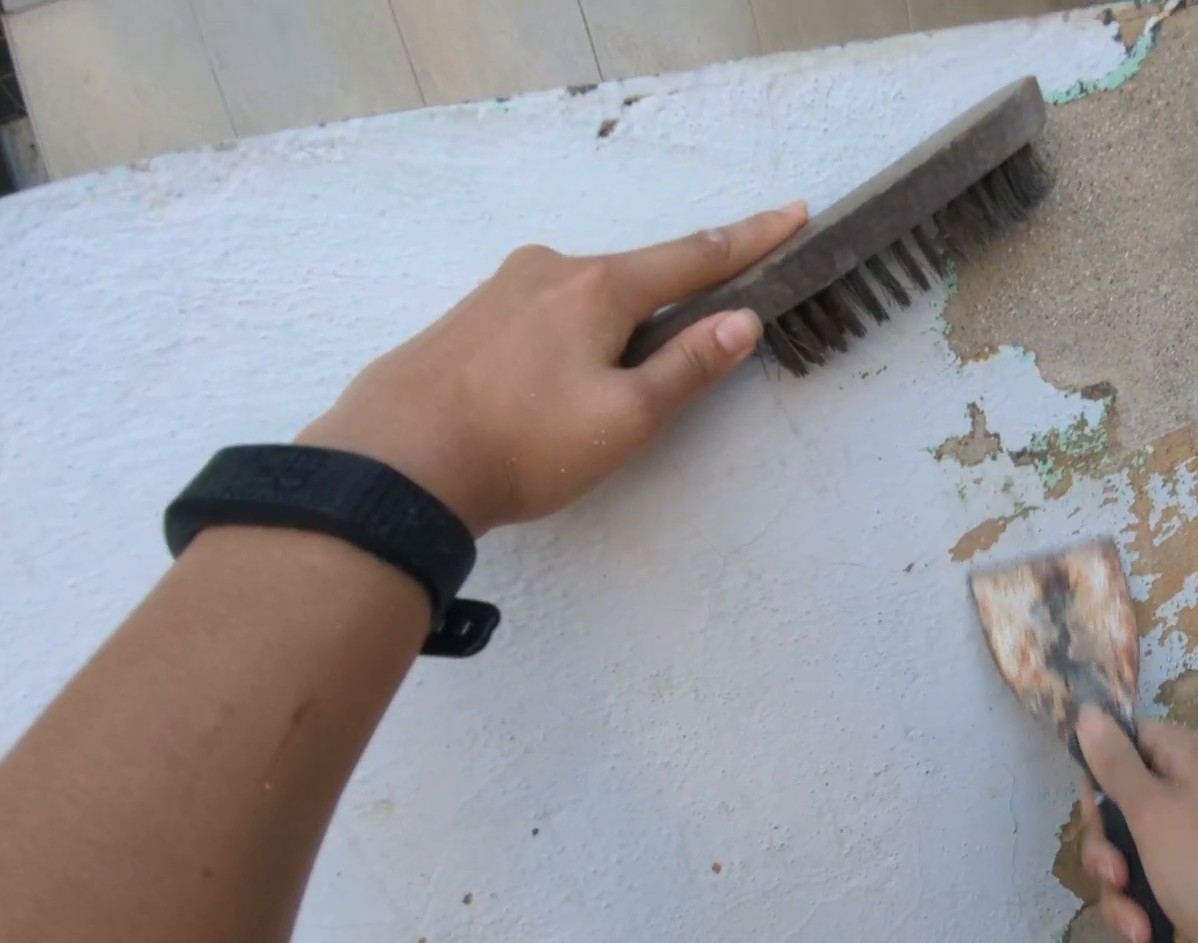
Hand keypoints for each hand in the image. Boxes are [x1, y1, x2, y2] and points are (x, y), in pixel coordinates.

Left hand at [297, 203, 808, 534]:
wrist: (395, 467)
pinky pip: (557, 308)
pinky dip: (590, 328)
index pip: (696, 257)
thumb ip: (689, 365)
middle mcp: (552, 268)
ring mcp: (506, 287)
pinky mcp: (477, 314)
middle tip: (714, 331)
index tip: (795, 213)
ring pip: (597, 294)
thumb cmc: (528, 443)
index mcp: (598, 287)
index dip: (752, 239)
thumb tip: (744, 320)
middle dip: (687, 292)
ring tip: (629, 380)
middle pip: (644, 273)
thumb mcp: (628, 415)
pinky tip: (575, 373)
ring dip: (633, 319)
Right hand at [1076, 706, 1197, 942]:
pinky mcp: (1197, 887)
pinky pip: (1151, 894)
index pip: (1129, 740)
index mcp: (1187, 759)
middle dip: (1108, 852)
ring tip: (1140, 933)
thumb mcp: (1150, 810)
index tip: (1093, 808)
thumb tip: (1088, 710)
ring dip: (1123, 900)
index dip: (1102, 772)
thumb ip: (1113, 762)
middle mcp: (1192, 793)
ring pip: (1130, 857)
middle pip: (1121, 805)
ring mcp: (1195, 843)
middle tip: (1115, 876)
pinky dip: (1143, 923)